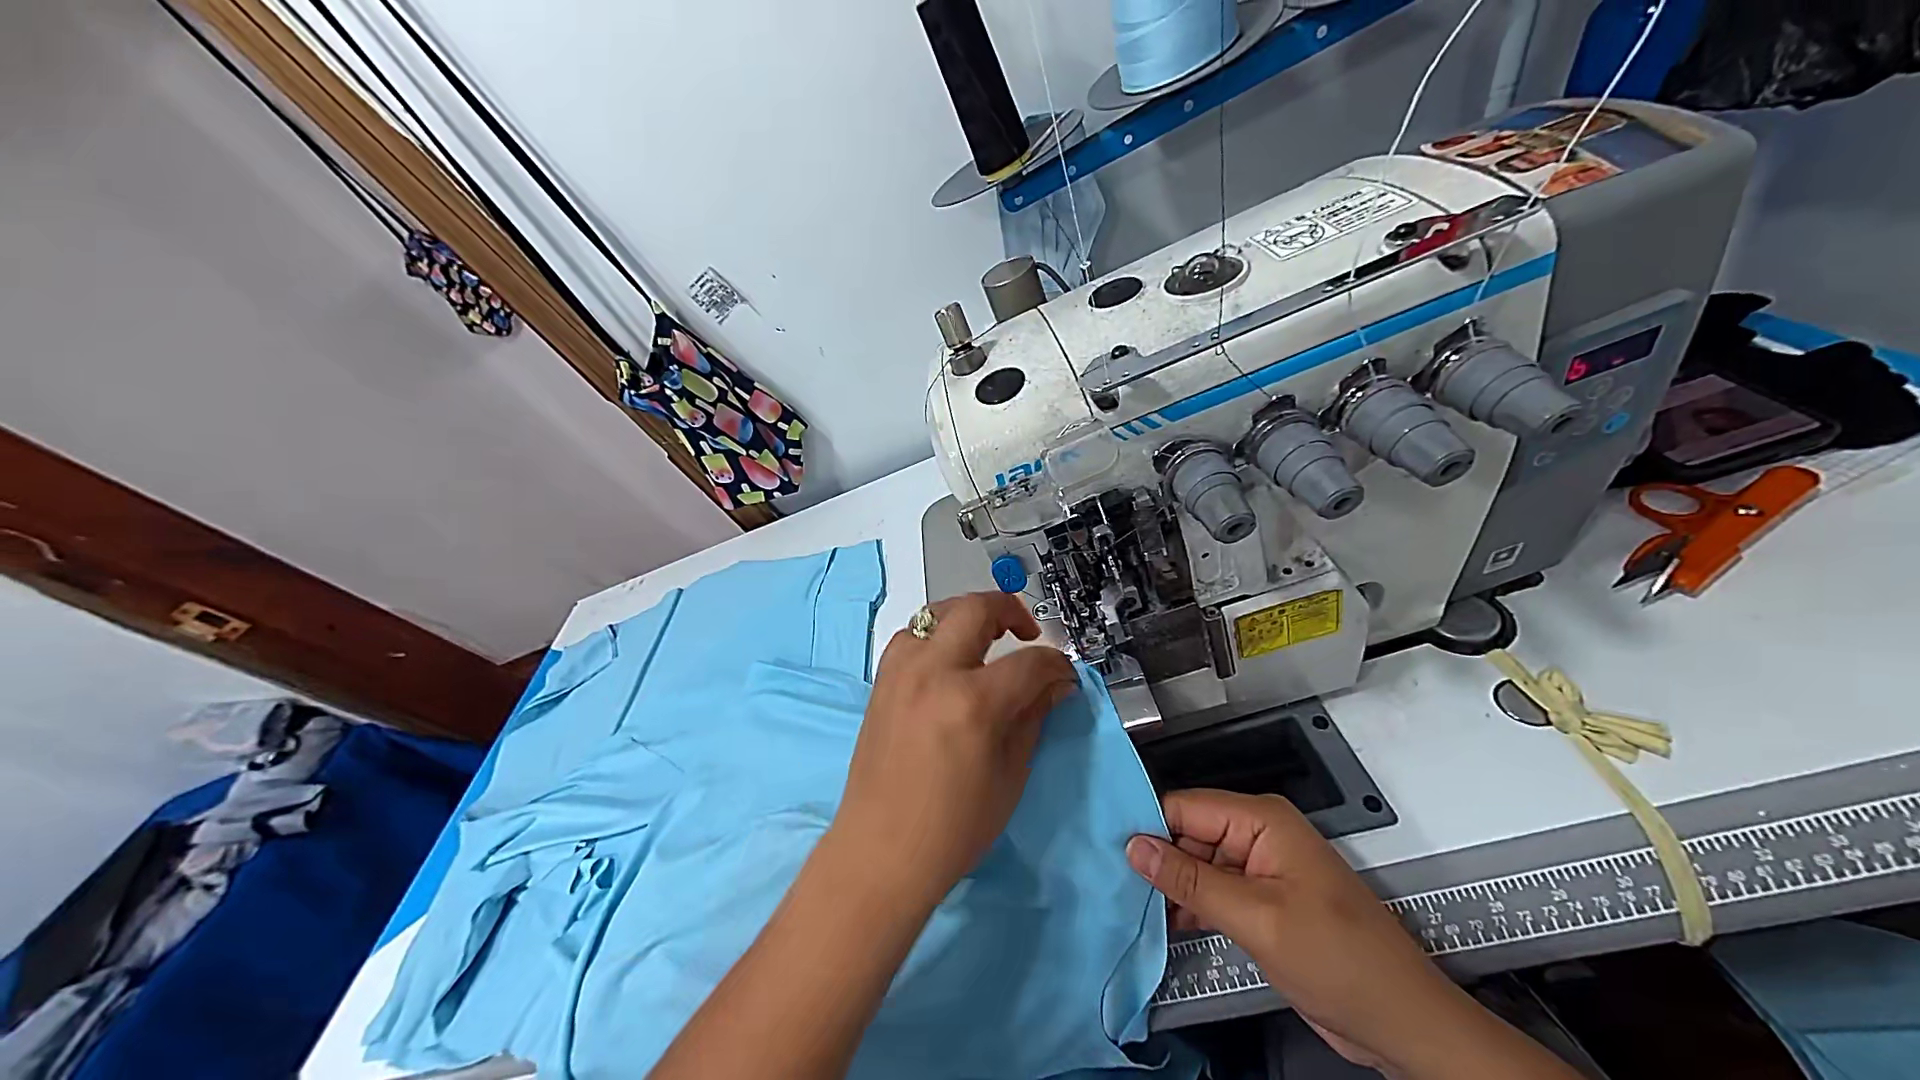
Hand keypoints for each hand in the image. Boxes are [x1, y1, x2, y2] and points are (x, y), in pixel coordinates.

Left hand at [832, 592, 1078, 908]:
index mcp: (972, 702)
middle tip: (1026, 633)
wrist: (882, 850)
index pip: (1029, 662)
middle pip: (976, 610)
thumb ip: (1034, 717)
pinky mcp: (881, 681)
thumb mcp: (1011, 774)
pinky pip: (912, 635)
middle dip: (1010, 611)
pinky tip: (949, 658)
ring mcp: (900, 672)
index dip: (1056, 666)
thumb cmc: (954, 827)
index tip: (1064, 676)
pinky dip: (937, 633)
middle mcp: (932, 673)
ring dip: (968, 615)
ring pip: (937, 612)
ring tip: (987, 638)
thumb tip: (1054, 683)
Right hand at [1127, 791, 1578, 1078]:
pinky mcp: (1260, 901)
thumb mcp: (1256, 918)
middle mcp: (1257, 835)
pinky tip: (1159, 923)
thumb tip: (1134, 846)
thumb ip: (1191, 880)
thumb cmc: (1340, 960)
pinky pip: (1212, 891)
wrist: (1403, 1024)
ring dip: (1169, 886)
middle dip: (1155, 859)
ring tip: (1125, 903)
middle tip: (1110, 882)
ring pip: (1196, 864)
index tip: (1105, 846)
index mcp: (1261, 820)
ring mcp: (1259, 869)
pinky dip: (1188, 905)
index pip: (1186, 806)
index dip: (1146, 825)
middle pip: (1188, 833)